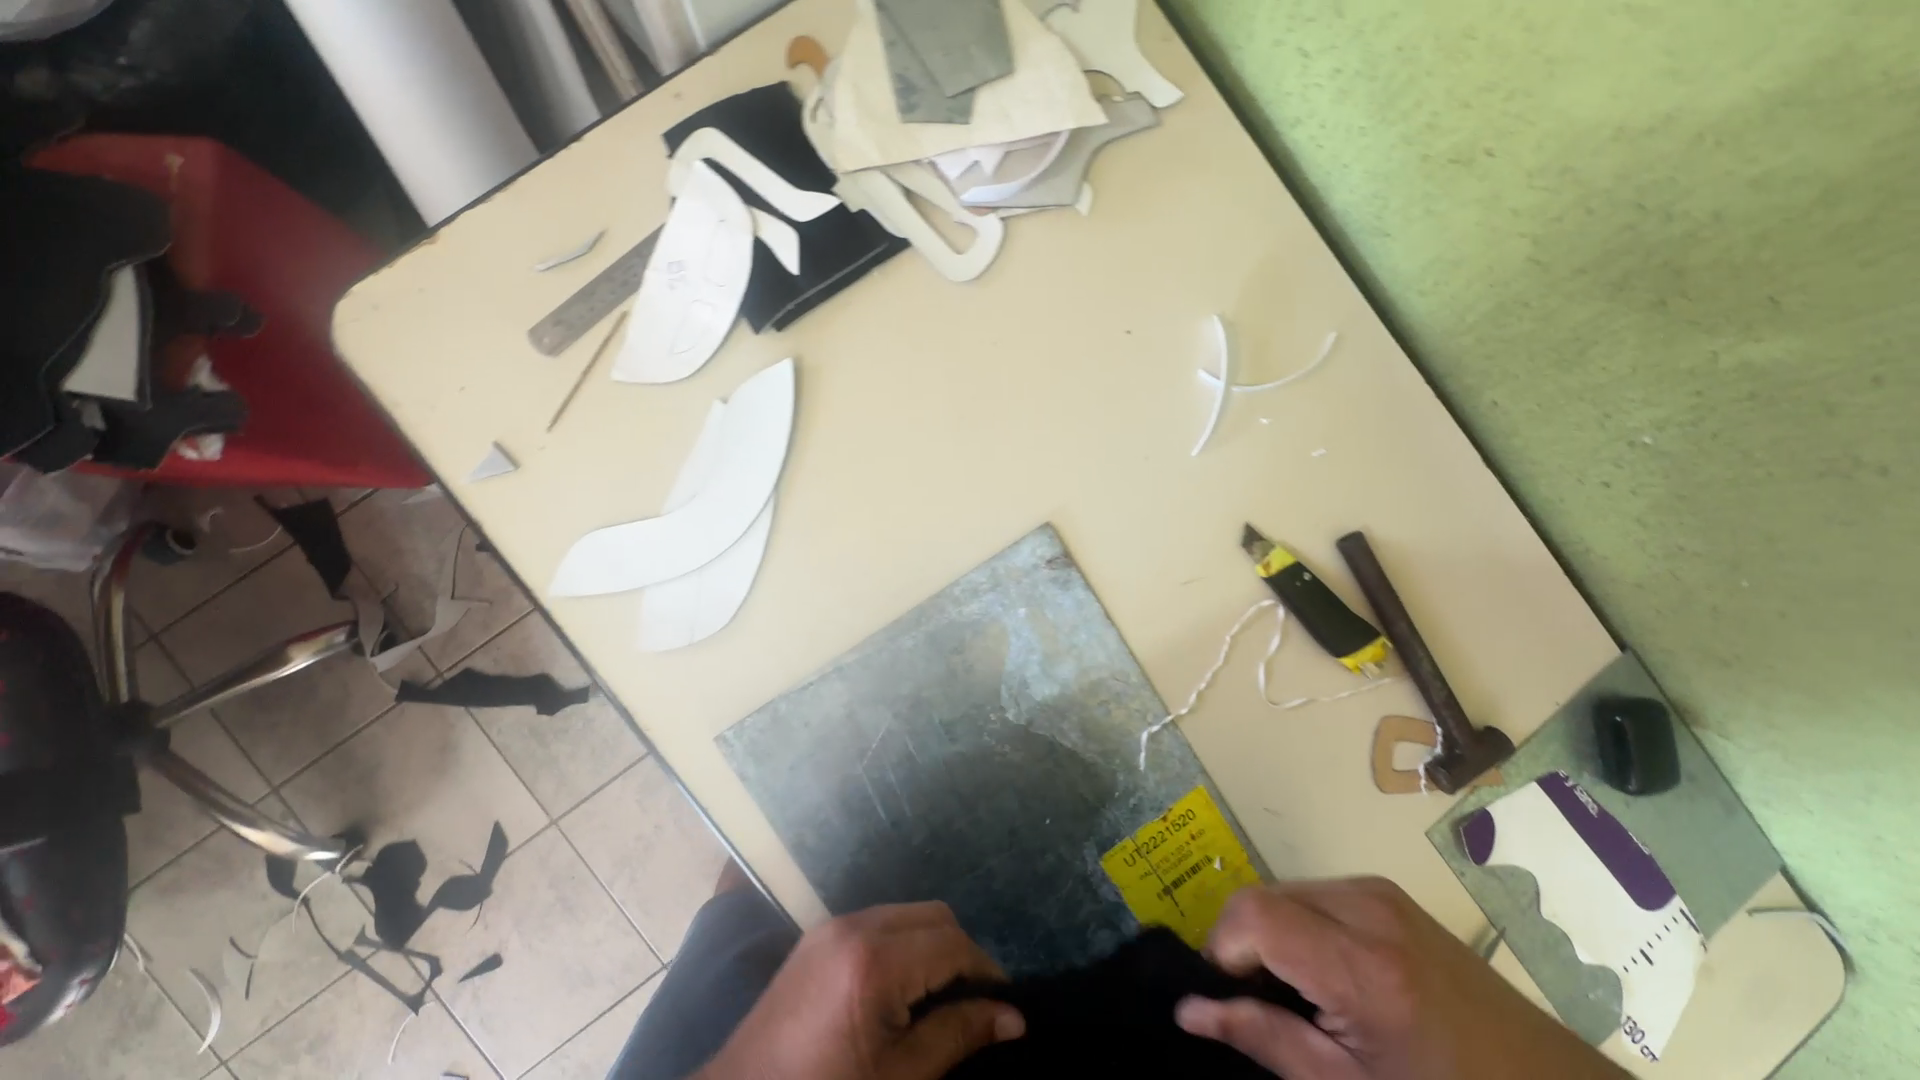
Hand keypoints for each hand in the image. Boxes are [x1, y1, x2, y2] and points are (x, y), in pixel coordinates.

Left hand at [695, 901, 1023, 1079]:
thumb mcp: (900, 1076)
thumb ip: (958, 1036)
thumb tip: (1014, 1018)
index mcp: (875, 960)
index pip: (953, 944)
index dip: (987, 973)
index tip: (1004, 1008)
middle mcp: (855, 926)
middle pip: (934, 916)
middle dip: (962, 953)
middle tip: (973, 1005)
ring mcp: (831, 927)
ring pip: (907, 915)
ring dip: (932, 946)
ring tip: (940, 999)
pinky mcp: (816, 938)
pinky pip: (878, 922)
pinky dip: (903, 943)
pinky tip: (902, 988)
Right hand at [1175, 878, 1631, 1079]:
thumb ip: (1264, 1040)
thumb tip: (1188, 1010)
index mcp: (1363, 965)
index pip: (1252, 916)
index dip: (1221, 953)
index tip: (1230, 1002)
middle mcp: (1367, 909)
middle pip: (1260, 899)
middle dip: (1240, 947)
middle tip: (1260, 1007)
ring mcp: (1380, 893)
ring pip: (1282, 892)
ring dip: (1267, 936)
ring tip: (1295, 995)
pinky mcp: (1387, 893)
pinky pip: (1312, 894)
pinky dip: (1297, 926)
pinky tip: (1323, 975)